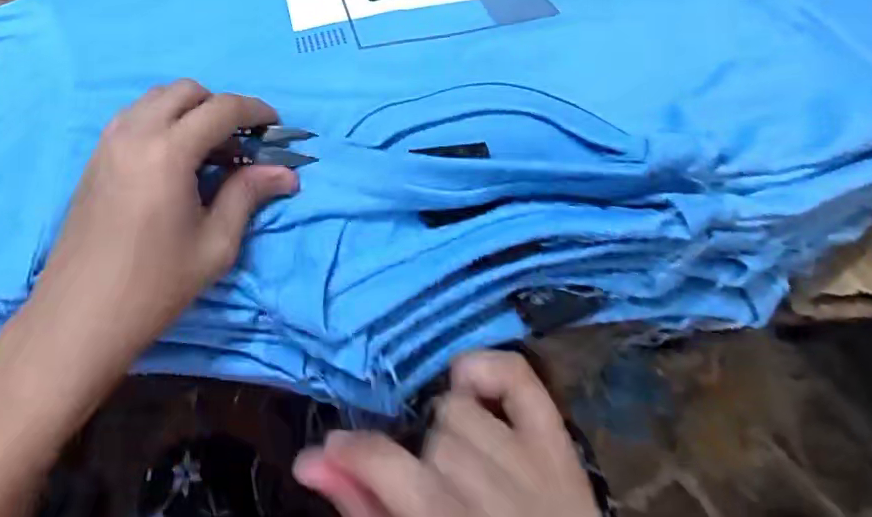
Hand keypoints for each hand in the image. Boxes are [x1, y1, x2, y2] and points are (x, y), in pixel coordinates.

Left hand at [0, 82, 297, 516]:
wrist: (81, 313)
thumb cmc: (154, 285)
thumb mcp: (214, 244)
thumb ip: (247, 195)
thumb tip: (286, 172)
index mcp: (168, 149)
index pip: (221, 108)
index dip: (255, 111)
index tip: (275, 127)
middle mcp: (135, 130)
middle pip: (186, 91)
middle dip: (219, 107)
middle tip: (239, 144)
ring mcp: (109, 139)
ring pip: (156, 98)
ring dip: (188, 110)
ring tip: (207, 152)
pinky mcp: (95, 153)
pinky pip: (134, 115)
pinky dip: (160, 120)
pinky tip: (172, 159)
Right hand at [294, 351, 598, 516]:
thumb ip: (361, 506)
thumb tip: (309, 460)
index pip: (387, 464)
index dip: (349, 451)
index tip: (332, 452)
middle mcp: (499, 494)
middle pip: (431, 436)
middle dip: (417, 461)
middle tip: (423, 491)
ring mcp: (537, 468)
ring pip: (462, 409)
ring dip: (452, 432)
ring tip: (458, 468)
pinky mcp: (562, 449)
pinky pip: (516, 377)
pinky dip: (486, 369)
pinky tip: (468, 388)